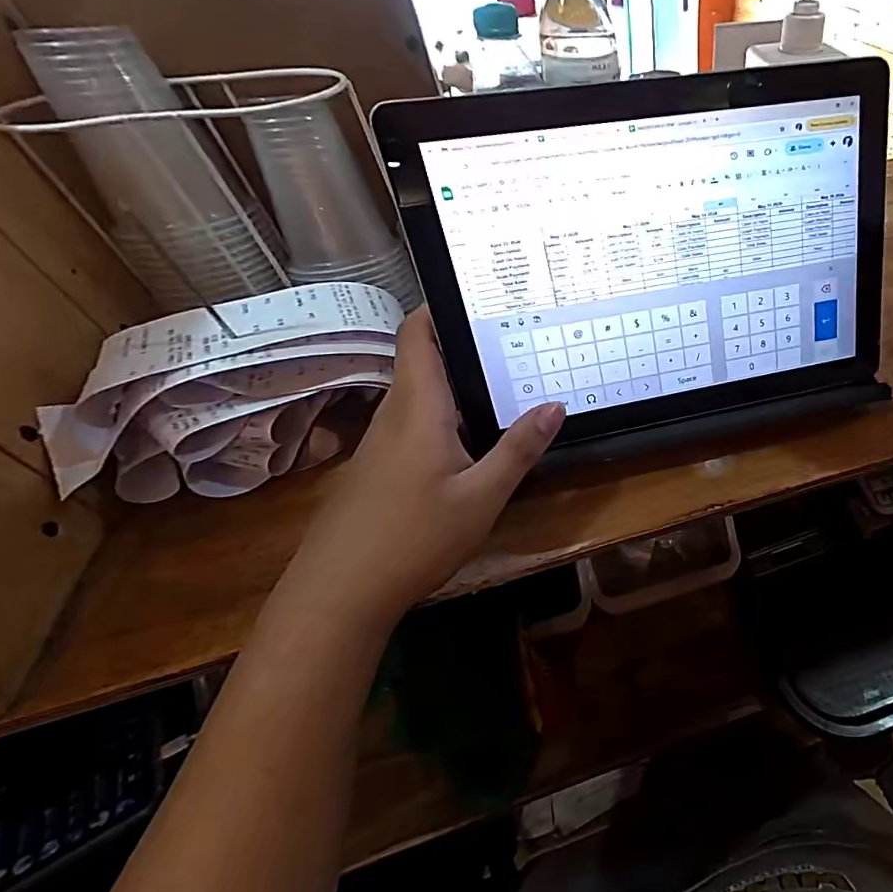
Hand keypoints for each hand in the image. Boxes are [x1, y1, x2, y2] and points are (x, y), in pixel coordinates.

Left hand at [278, 309, 563, 629]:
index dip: (439, 307)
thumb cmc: (412, 538)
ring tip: (508, 383)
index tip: (478, 296)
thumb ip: (518, 449)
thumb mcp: (481, 497)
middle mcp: (395, 415)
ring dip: (459, 385)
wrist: (337, 595)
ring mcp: (382, 443)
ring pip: (422, 396)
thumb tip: (554, 405)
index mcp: (418, 409)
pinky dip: (447, 416)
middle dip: (465, 346)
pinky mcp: (379, 468)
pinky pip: (416, 424)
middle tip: (516, 341)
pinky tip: (474, 439)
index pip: (417, 336)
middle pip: (424, 361)